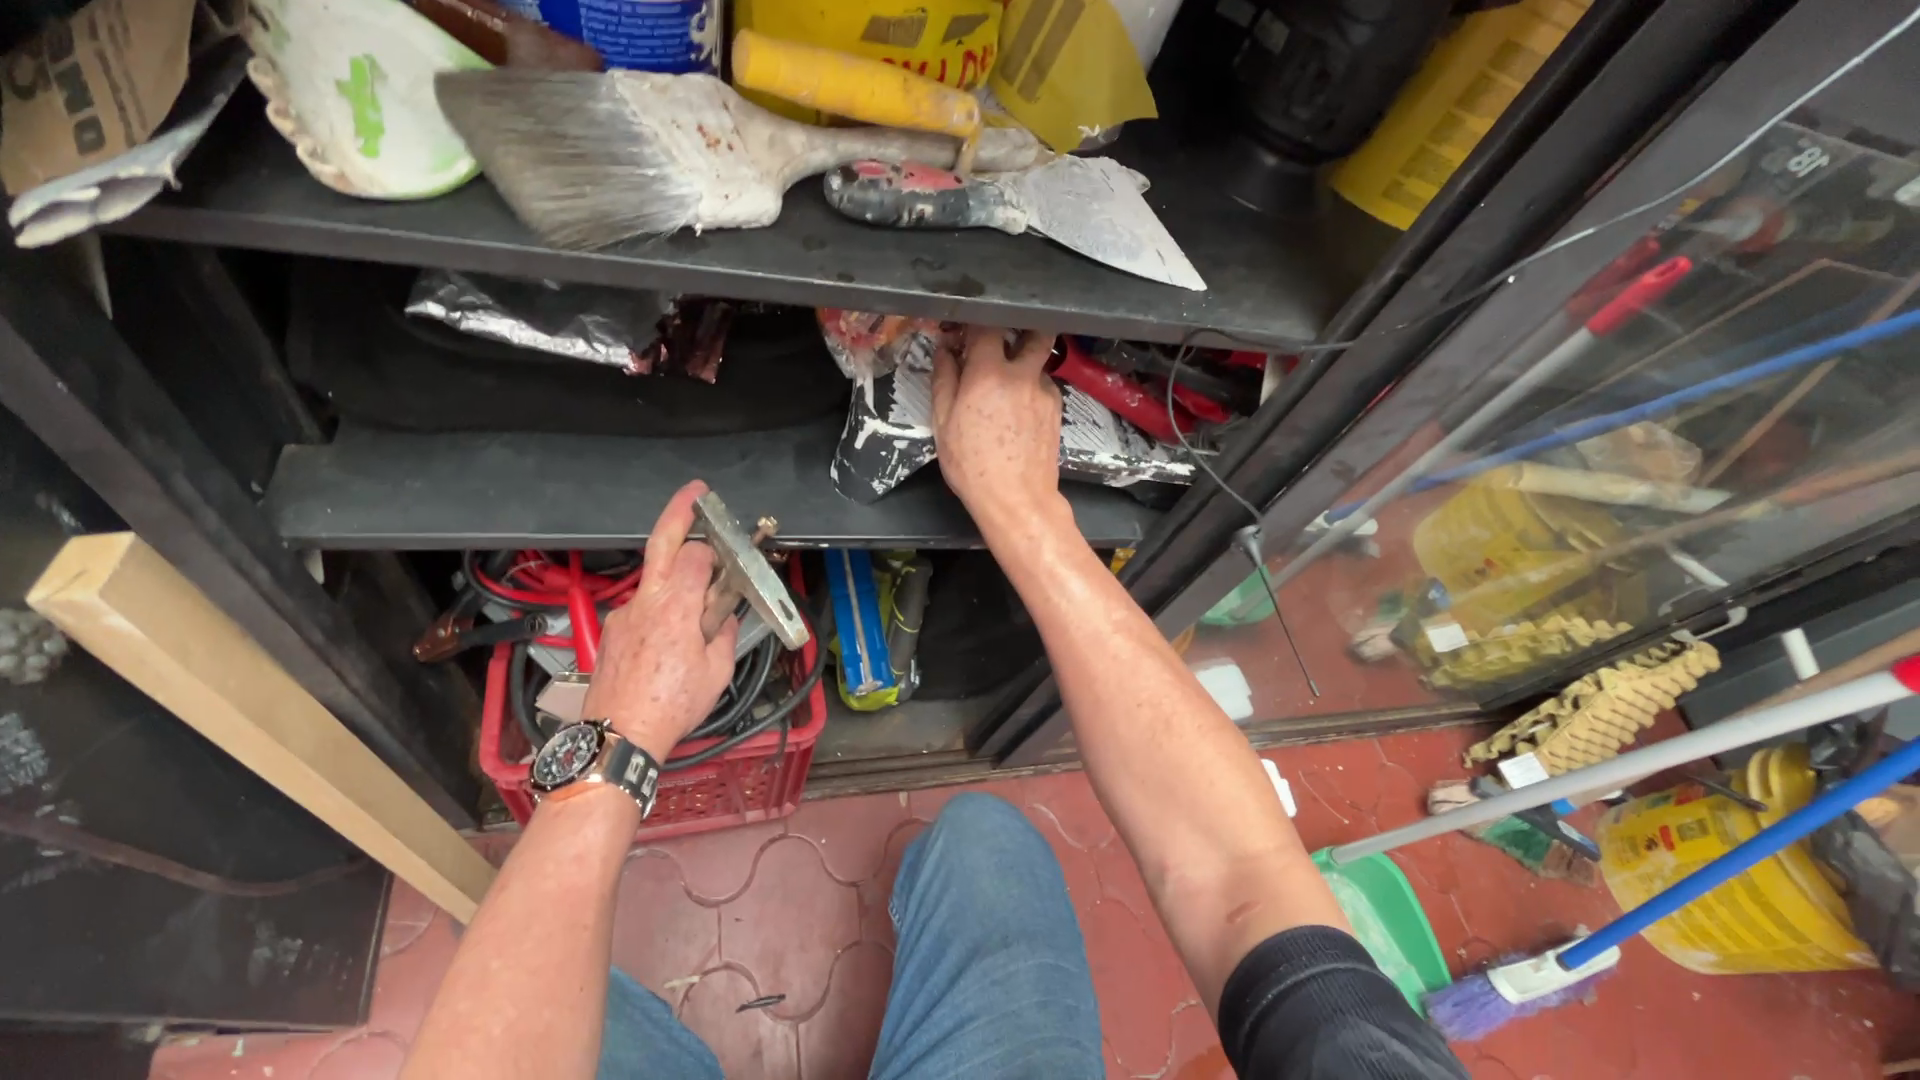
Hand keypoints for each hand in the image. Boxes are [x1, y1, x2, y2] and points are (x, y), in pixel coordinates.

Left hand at [580, 480, 739, 759]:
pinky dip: (660, 614)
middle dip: (678, 511)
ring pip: (653, 581)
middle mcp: (646, 602)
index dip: (713, 552)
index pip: (694, 555)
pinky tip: (670, 645)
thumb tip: (723, 617)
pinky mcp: (614, 631)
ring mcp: (624, 614)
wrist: (619, 735)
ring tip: (694, 616)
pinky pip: (643, 609)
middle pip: (660, 543)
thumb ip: (723, 634)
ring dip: (675, 581)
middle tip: (696, 493)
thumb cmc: (671, 707)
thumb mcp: (717, 672)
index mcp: (675, 609)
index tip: (726, 561)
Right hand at [931, 325, 1063, 530]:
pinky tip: (1017, 413)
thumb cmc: (972, 465)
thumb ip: (944, 380)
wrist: (1017, 498)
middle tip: (1003, 339)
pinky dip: (1030, 390)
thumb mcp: (943, 423)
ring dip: (1024, 364)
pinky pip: (1043, 387)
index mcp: (989, 374)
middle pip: (1035, 331)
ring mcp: (1044, 392)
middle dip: (1021, 327)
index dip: (975, 324)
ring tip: (1005, 388)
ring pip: (1039, 362)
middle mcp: (1022, 375)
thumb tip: (944, 351)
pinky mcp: (1057, 409)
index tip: (965, 332)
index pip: (987, 327)